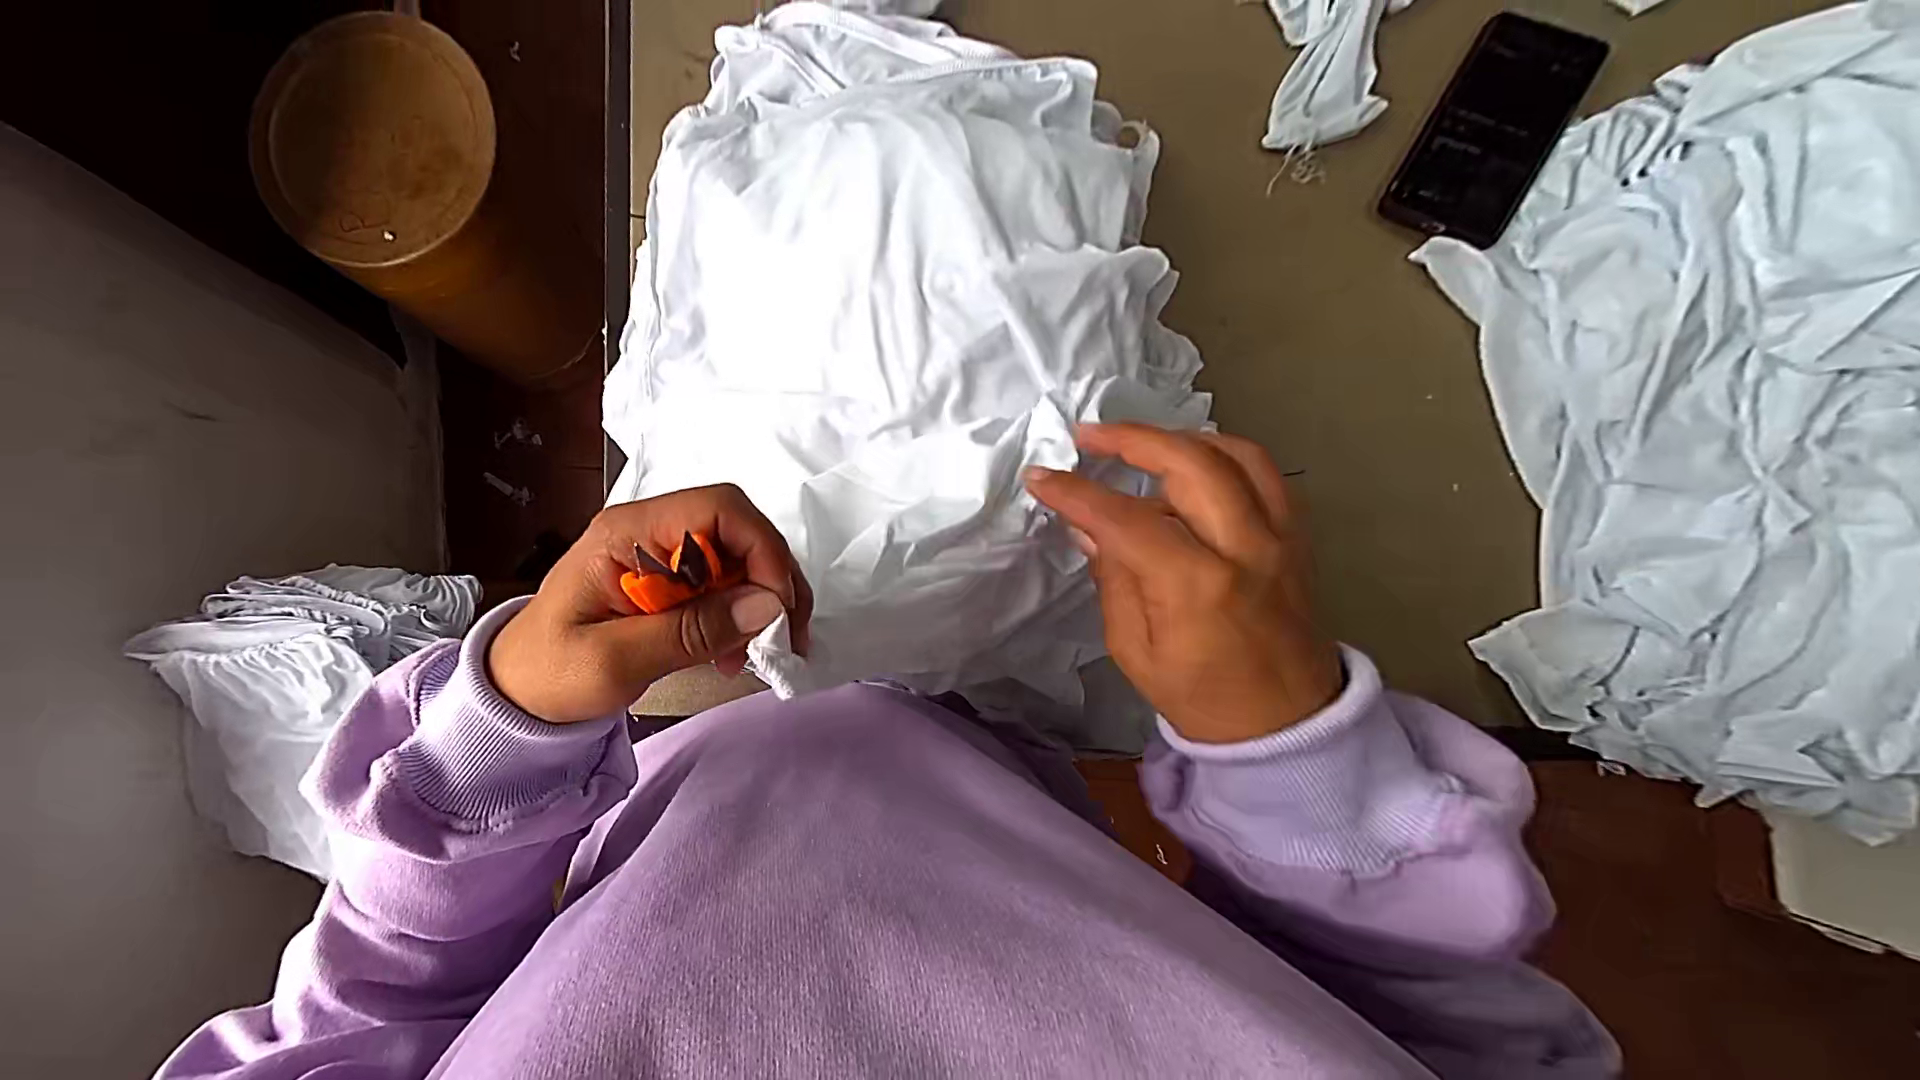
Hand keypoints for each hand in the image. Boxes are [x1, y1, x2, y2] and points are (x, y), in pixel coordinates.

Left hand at [486, 485, 812, 723]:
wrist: (518, 692)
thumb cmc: (548, 674)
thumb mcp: (612, 662)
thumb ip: (689, 632)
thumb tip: (766, 607)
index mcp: (628, 534)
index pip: (718, 509)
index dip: (761, 548)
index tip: (777, 604)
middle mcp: (654, 531)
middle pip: (742, 529)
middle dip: (774, 577)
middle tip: (786, 632)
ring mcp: (669, 554)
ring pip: (747, 556)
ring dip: (768, 598)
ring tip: (765, 646)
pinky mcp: (680, 579)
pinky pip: (735, 582)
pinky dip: (752, 613)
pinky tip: (741, 647)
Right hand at [1025, 424, 1341, 743]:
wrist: (1286, 726)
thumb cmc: (1199, 697)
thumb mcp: (1134, 650)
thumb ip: (1112, 579)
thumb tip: (1088, 526)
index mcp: (1196, 587)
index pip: (1126, 518)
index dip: (1077, 493)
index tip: (1041, 478)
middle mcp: (1245, 548)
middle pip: (1190, 461)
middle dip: (1132, 438)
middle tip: (1088, 436)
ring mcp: (1280, 537)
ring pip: (1235, 453)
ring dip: (1179, 438)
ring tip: (1138, 443)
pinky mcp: (1297, 537)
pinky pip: (1264, 474)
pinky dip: (1221, 454)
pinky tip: (1190, 462)